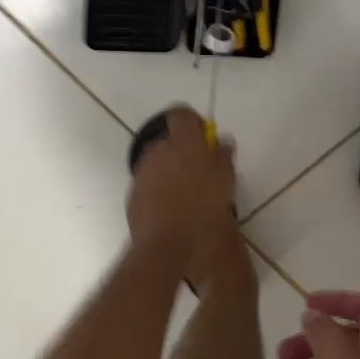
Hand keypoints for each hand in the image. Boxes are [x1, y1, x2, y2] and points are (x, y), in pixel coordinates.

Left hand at [125, 106, 235, 270]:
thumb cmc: (204, 207)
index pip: (182, 114)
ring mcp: (143, 172)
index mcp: (183, 142)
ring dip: (171, 169)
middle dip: (184, 149)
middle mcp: (159, 150)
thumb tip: (221, 141)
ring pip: (158, 161)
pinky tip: (173, 207)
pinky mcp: (133, 193)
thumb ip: (223, 155)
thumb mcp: (226, 179)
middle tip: (201, 169)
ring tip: (188, 192)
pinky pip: (149, 182)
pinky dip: (160, 188)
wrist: (168, 244)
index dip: (193, 121)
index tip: (205, 136)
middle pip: (170, 139)